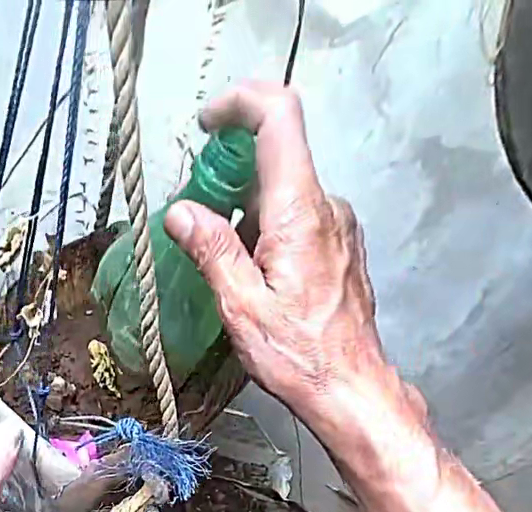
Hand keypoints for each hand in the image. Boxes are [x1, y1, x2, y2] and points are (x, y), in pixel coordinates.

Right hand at [163, 82, 417, 446]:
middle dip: (228, 178)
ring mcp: (336, 227)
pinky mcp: (338, 247)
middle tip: (199, 221)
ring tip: (225, 265)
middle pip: (275, 158)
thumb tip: (182, 212)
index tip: (208, 124)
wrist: (349, 386)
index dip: (239, 104)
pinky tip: (253, 274)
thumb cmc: (299, 356)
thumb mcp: (242, 307)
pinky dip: (267, 229)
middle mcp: (325, 209)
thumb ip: (213, 251)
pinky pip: (297, 218)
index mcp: (299, 214)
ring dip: (246, 212)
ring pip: (283, 193)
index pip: (277, 118)